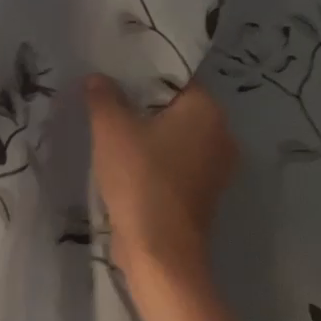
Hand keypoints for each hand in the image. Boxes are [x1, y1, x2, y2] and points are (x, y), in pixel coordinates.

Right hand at [84, 75, 236, 275]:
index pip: (172, 75)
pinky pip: (175, 157)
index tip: (111, 69)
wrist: (160, 251)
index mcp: (207, 111)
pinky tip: (122, 155)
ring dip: (145, 128)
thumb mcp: (110, 126)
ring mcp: (215, 168)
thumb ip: (102, 94)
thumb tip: (99, 78)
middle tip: (104, 94)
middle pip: (173, 104)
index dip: (140, 69)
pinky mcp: (202, 192)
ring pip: (173, 132)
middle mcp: (221, 135)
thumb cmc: (140, 177)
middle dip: (140, 99)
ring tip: (108, 123)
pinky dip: (153, 154)